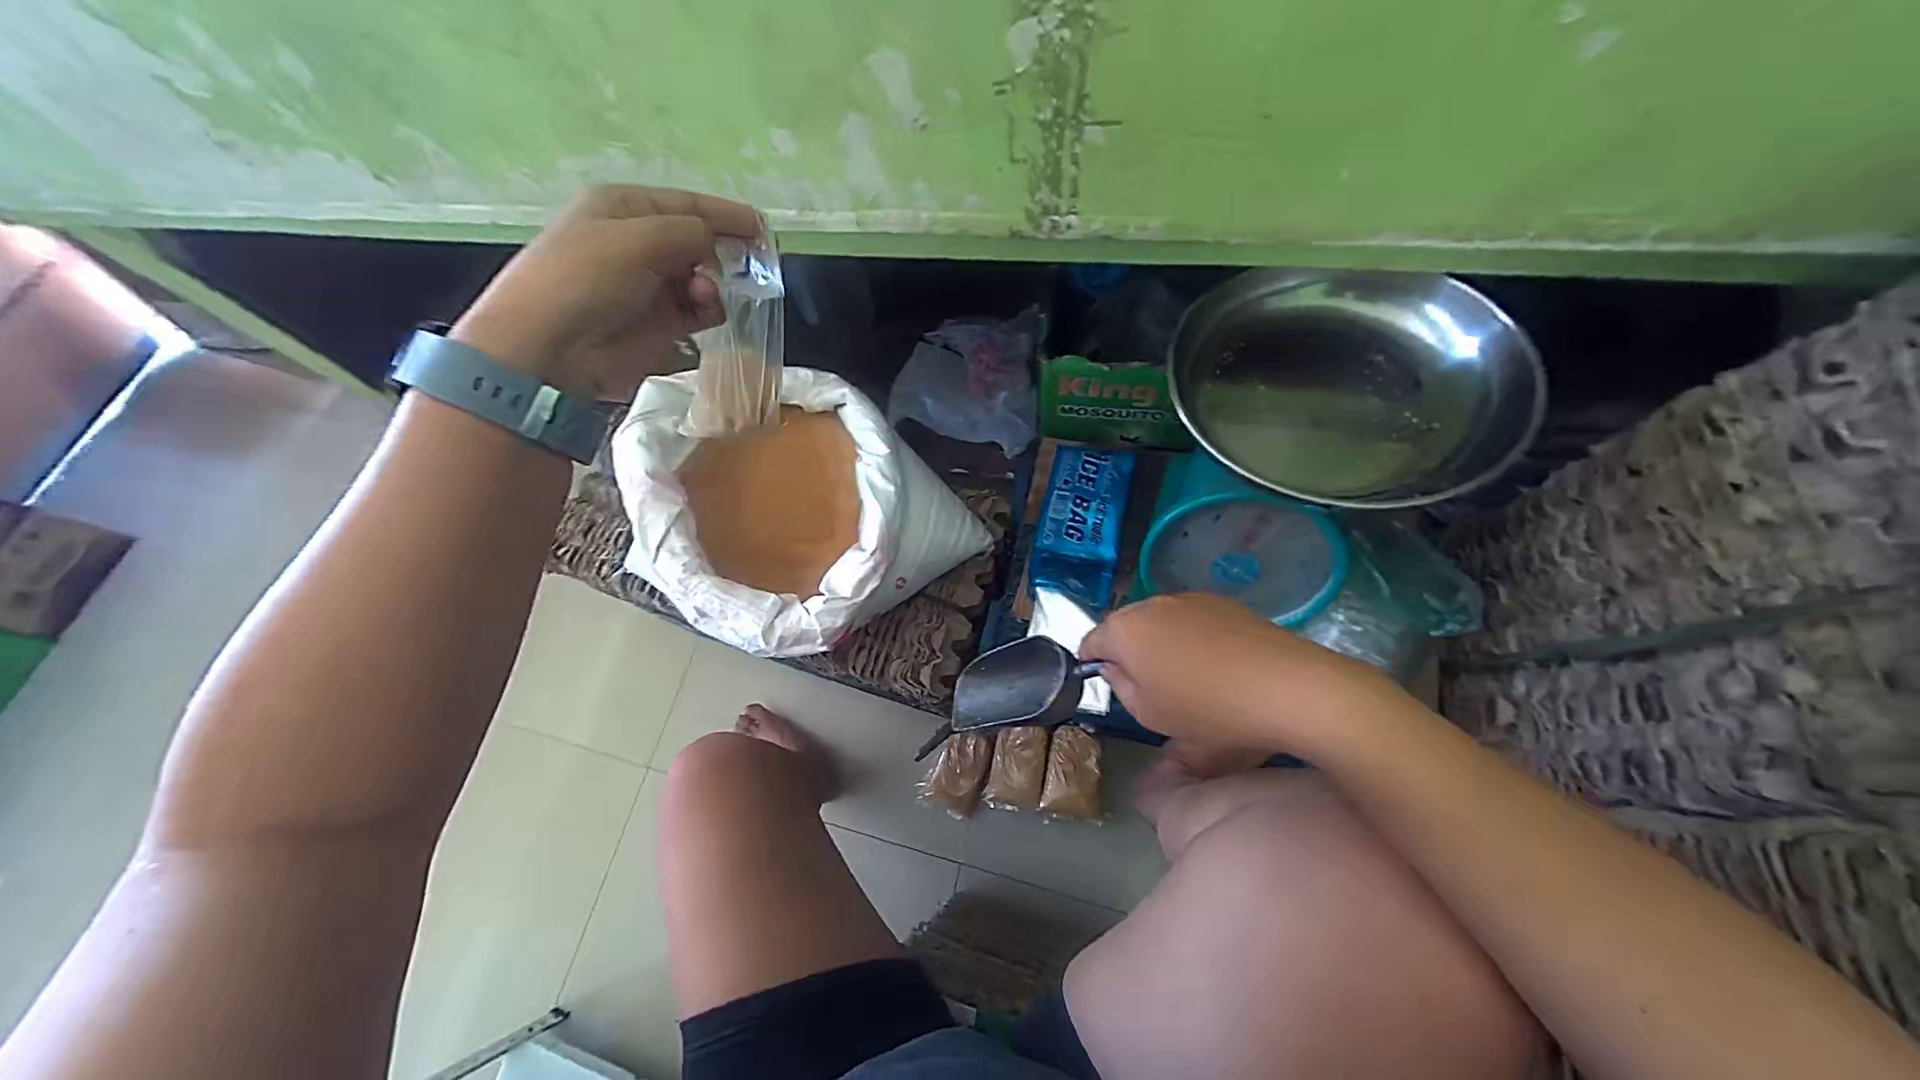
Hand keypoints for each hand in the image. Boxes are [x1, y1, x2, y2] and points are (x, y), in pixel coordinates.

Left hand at [450, 185, 761, 400]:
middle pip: (699, 243)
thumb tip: (717, 242)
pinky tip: (706, 313)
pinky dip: (710, 311)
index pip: (688, 205)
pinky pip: (699, 312)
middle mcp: (639, 244)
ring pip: (703, 279)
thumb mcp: (639, 238)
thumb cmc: (587, 278)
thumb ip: (690, 232)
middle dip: (723, 253)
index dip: (727, 215)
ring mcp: (650, 287)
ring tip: (704, 295)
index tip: (764, 230)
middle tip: (745, 268)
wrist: (552, 347)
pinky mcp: (659, 326)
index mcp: (626, 209)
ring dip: (714, 284)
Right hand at [1083, 592, 1408, 757]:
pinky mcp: (1223, 603)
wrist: (1287, 687)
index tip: (1111, 686)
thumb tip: (1116, 668)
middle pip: (1126, 627)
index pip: (1091, 641)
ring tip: (1187, 678)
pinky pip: (1192, 620)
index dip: (1094, 664)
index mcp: (1125, 629)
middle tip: (1149, 688)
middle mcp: (1152, 603)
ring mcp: (1190, 599)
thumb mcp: (1148, 714)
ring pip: (1160, 621)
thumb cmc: (1207, 707)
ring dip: (1162, 644)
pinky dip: (1192, 639)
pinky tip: (1216, 667)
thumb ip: (1120, 687)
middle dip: (1129, 652)